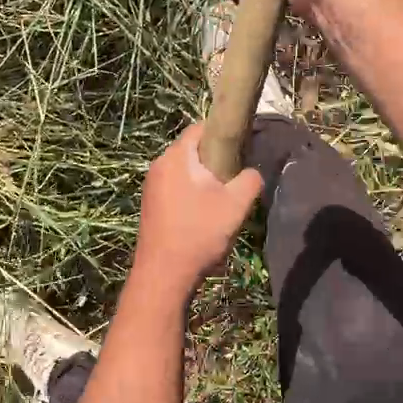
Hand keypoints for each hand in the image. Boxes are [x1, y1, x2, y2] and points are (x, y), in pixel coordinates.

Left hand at [130, 124, 263, 300]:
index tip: (242, 144)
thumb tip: (253, 172)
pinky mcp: (150, 205)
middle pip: (191, 150)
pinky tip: (204, 214)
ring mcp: (151, 186)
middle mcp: (158, 165)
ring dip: (203, 179)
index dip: (222, 131)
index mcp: (175, 157)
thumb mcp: (235, 205)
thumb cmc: (199, 233)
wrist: (163, 274)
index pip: (199, 128)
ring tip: (223, 197)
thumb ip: (250, 180)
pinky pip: (174, 187)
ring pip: (183, 170)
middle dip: (215, 158)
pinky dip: (190, 192)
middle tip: (236, 175)